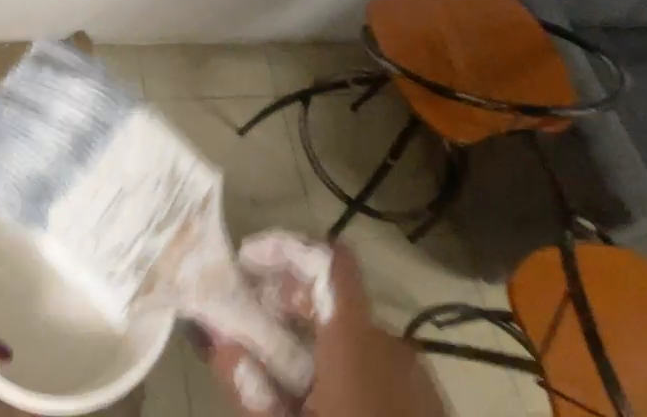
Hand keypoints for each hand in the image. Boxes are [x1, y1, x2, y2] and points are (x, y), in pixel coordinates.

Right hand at [189, 232, 449, 416]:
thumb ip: (250, 386)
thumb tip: (219, 342)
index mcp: (355, 342)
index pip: (330, 262)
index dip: (287, 249)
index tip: (248, 261)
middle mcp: (389, 342)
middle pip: (334, 296)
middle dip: (287, 297)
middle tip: (249, 319)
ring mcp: (414, 370)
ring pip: (352, 329)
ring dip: (313, 331)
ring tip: (280, 364)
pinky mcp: (427, 398)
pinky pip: (377, 358)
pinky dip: (343, 357)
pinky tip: (320, 390)